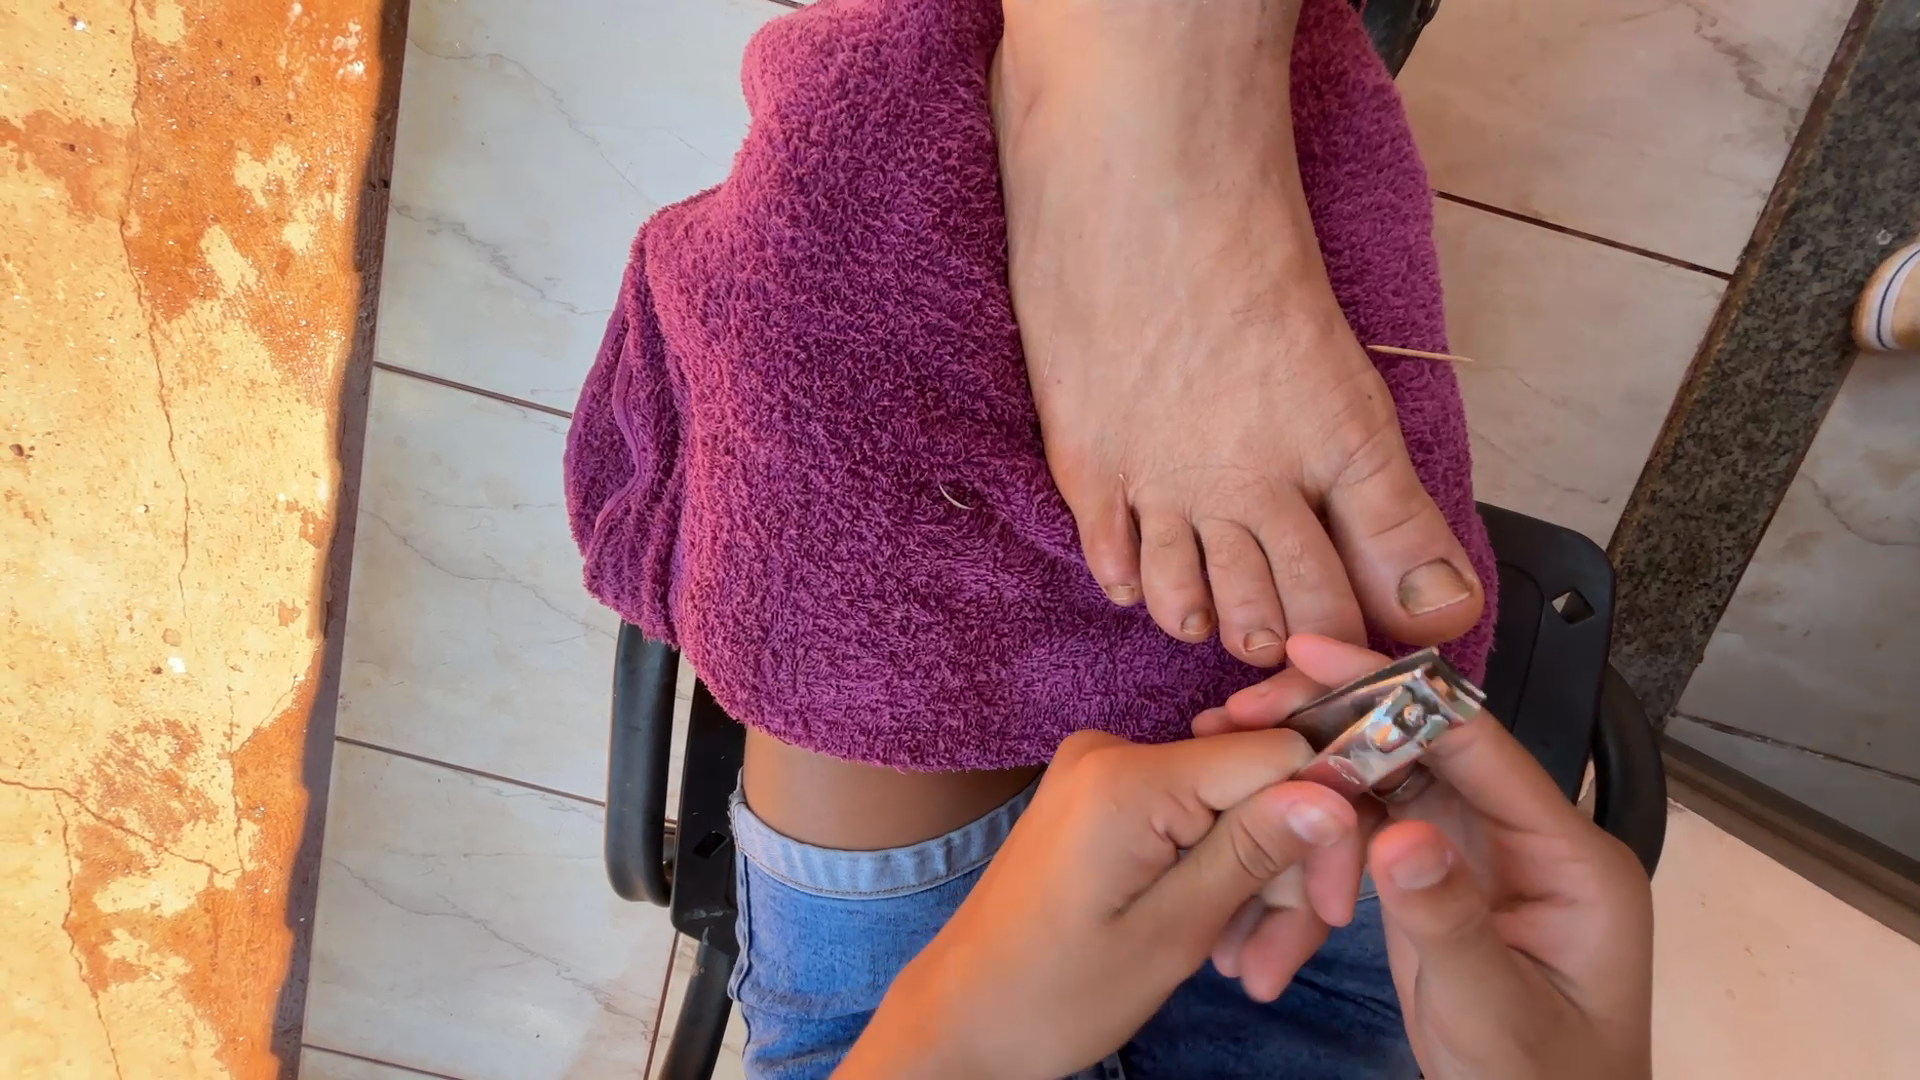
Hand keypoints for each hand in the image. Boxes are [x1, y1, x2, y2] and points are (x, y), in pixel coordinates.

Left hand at [835, 729, 1360, 1079]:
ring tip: (1239, 965)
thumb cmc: (1059, 989)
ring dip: (1248, 883)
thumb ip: (1252, 852)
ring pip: (1224, 806)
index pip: (1278, 755)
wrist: (966, 1008)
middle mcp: (1114, 747)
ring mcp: (1102, 766)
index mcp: (1130, 773)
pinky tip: (1209, 933)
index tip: (1330, 906)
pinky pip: (1184, 813)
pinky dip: (1209, 869)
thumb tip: (1338, 790)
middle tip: (1273, 965)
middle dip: (1281, 871)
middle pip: (1252, 784)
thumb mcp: (1172, 932)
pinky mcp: (1099, 791)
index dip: (1324, 822)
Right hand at [994, 0, 1483, 666]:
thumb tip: (1438, 593)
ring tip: (1219, 630)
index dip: (1382, 643)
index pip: (1370, 598)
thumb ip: (1386, 493)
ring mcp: (1156, 479)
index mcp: (1327, 457)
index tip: (1374, 653)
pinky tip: (1133, 586)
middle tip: (1293, 661)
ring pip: (1190, 599)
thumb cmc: (1249, 238)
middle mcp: (1242, 487)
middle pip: (1280, 612)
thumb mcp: (1349, 369)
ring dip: (1211, 623)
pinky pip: (1110, 554)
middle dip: (1299, 647)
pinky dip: (1129, 581)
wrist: (1140, 178)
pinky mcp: (1086, 460)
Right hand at [1203, 635, 1654, 1079]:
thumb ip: (1450, 922)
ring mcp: (1462, 841)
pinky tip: (1256, 833)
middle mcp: (1510, 826)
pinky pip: (1355, 824)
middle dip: (1320, 723)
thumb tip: (1398, 834)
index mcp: (1560, 851)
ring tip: (1227, 761)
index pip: (1470, 739)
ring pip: (1369, 778)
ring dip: (1300, 775)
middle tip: (1240, 713)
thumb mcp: (1493, 1016)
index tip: (1305, 652)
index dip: (1388, 687)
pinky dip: (1305, 831)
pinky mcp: (1421, 862)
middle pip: (1405, 742)